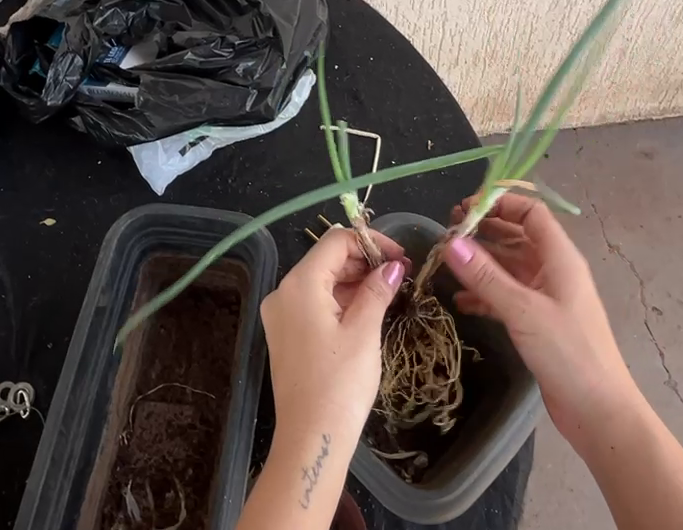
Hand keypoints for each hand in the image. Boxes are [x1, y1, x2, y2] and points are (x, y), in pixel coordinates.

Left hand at [260, 225, 405, 439]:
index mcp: (299, 283)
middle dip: (364, 261)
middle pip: (326, 259)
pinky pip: (314, 303)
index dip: (371, 242)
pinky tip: (367, 309)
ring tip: (389, 291)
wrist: (310, 439)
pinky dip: (341, 300)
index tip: (401, 256)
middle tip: (400, 274)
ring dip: (354, 280)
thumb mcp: (364, 332)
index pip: (335, 241)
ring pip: (321, 281)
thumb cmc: (339, 384)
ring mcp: (281, 314)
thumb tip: (394, 266)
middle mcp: (283, 292)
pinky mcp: (286, 334)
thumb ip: (378, 290)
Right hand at [441, 192, 636, 437]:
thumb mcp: (523, 311)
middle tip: (447, 233)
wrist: (600, 413)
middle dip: (484, 231)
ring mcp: (546, 297)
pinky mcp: (538, 322)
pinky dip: (484, 293)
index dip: (499, 203)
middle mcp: (553, 270)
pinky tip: (460, 301)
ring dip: (481, 262)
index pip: (531, 213)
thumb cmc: (569, 353)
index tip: (463, 209)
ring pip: (509, 266)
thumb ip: (485, 275)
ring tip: (447, 264)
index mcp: (560, 258)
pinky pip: (506, 295)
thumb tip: (449, 241)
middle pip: (517, 236)